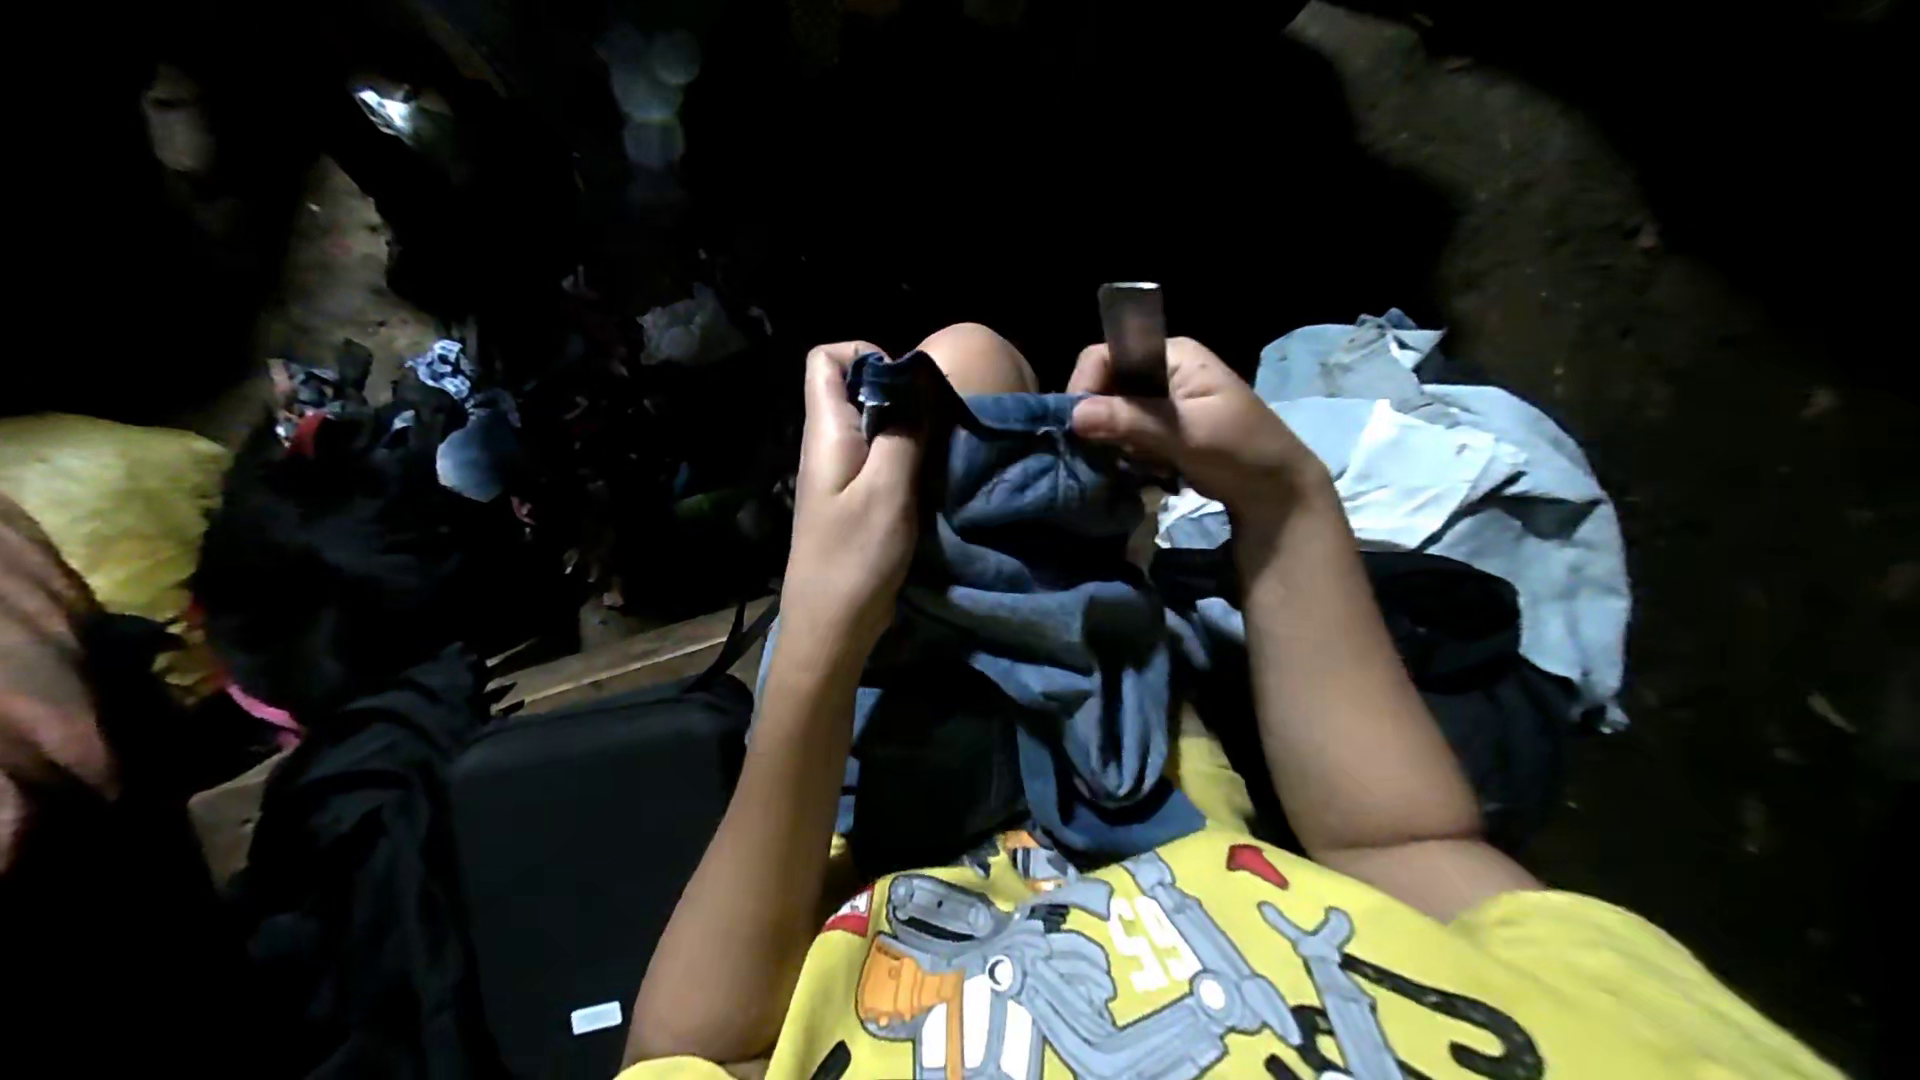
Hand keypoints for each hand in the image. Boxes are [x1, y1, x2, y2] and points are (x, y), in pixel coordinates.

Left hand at [782, 342, 925, 656]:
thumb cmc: (856, 556)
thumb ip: (903, 432)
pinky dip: (905, 459)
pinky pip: (880, 459)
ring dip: (907, 429)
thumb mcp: (888, 489)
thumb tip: (917, 385)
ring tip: (935, 451)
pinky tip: (927, 480)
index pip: (826, 359)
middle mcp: (829, 444)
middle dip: (899, 393)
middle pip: (856, 389)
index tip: (905, 384)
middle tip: (932, 423)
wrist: (833, 623)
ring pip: (873, 426)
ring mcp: (842, 474)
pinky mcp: (857, 499)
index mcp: (826, 431)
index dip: (865, 355)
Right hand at [1069, 337, 1328, 519]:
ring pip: (1110, 411)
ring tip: (1117, 461)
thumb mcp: (1186, 433)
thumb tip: (1074, 414)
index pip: (1108, 355)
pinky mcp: (1158, 429)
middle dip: (1096, 417)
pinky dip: (1119, 451)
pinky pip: (1122, 433)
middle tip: (1098, 450)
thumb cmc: (1241, 450)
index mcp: (1172, 355)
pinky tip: (1129, 468)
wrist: (1274, 491)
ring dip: (1107, 438)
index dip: (1086, 385)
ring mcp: (1159, 401)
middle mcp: (1160, 370)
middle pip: (1105, 383)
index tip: (1076, 425)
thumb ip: (1131, 420)